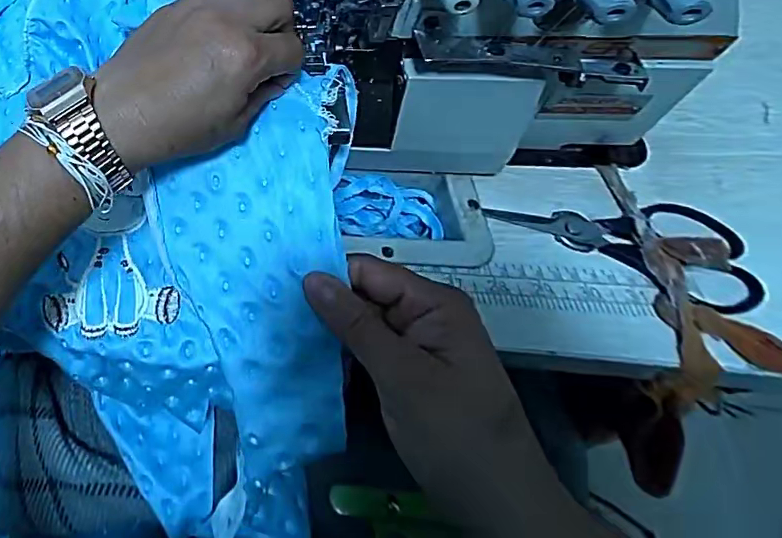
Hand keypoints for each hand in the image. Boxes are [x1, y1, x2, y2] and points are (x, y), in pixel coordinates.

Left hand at [92, 0, 302, 170]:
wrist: (119, 113)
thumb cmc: (175, 127)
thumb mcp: (232, 125)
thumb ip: (262, 96)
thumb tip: (273, 78)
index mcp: (246, 54)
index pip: (293, 48)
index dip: (290, 68)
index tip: (276, 78)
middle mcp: (228, 20)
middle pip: (280, 4)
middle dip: (281, 29)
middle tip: (265, 51)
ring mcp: (201, 6)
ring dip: (253, 11)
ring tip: (239, 35)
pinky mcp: (178, 4)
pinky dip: (223, 10)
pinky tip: (208, 34)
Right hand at [304, 255, 600, 535]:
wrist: (504, 510)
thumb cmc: (456, 437)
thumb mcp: (401, 377)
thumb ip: (355, 325)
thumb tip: (311, 277)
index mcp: (433, 302)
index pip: (369, 271)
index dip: (329, 276)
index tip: (283, 288)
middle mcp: (427, 315)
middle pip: (366, 295)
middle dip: (328, 306)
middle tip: (278, 315)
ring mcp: (420, 345)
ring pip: (365, 325)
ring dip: (334, 334)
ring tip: (287, 336)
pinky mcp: (412, 373)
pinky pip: (373, 351)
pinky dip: (348, 357)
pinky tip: (316, 364)